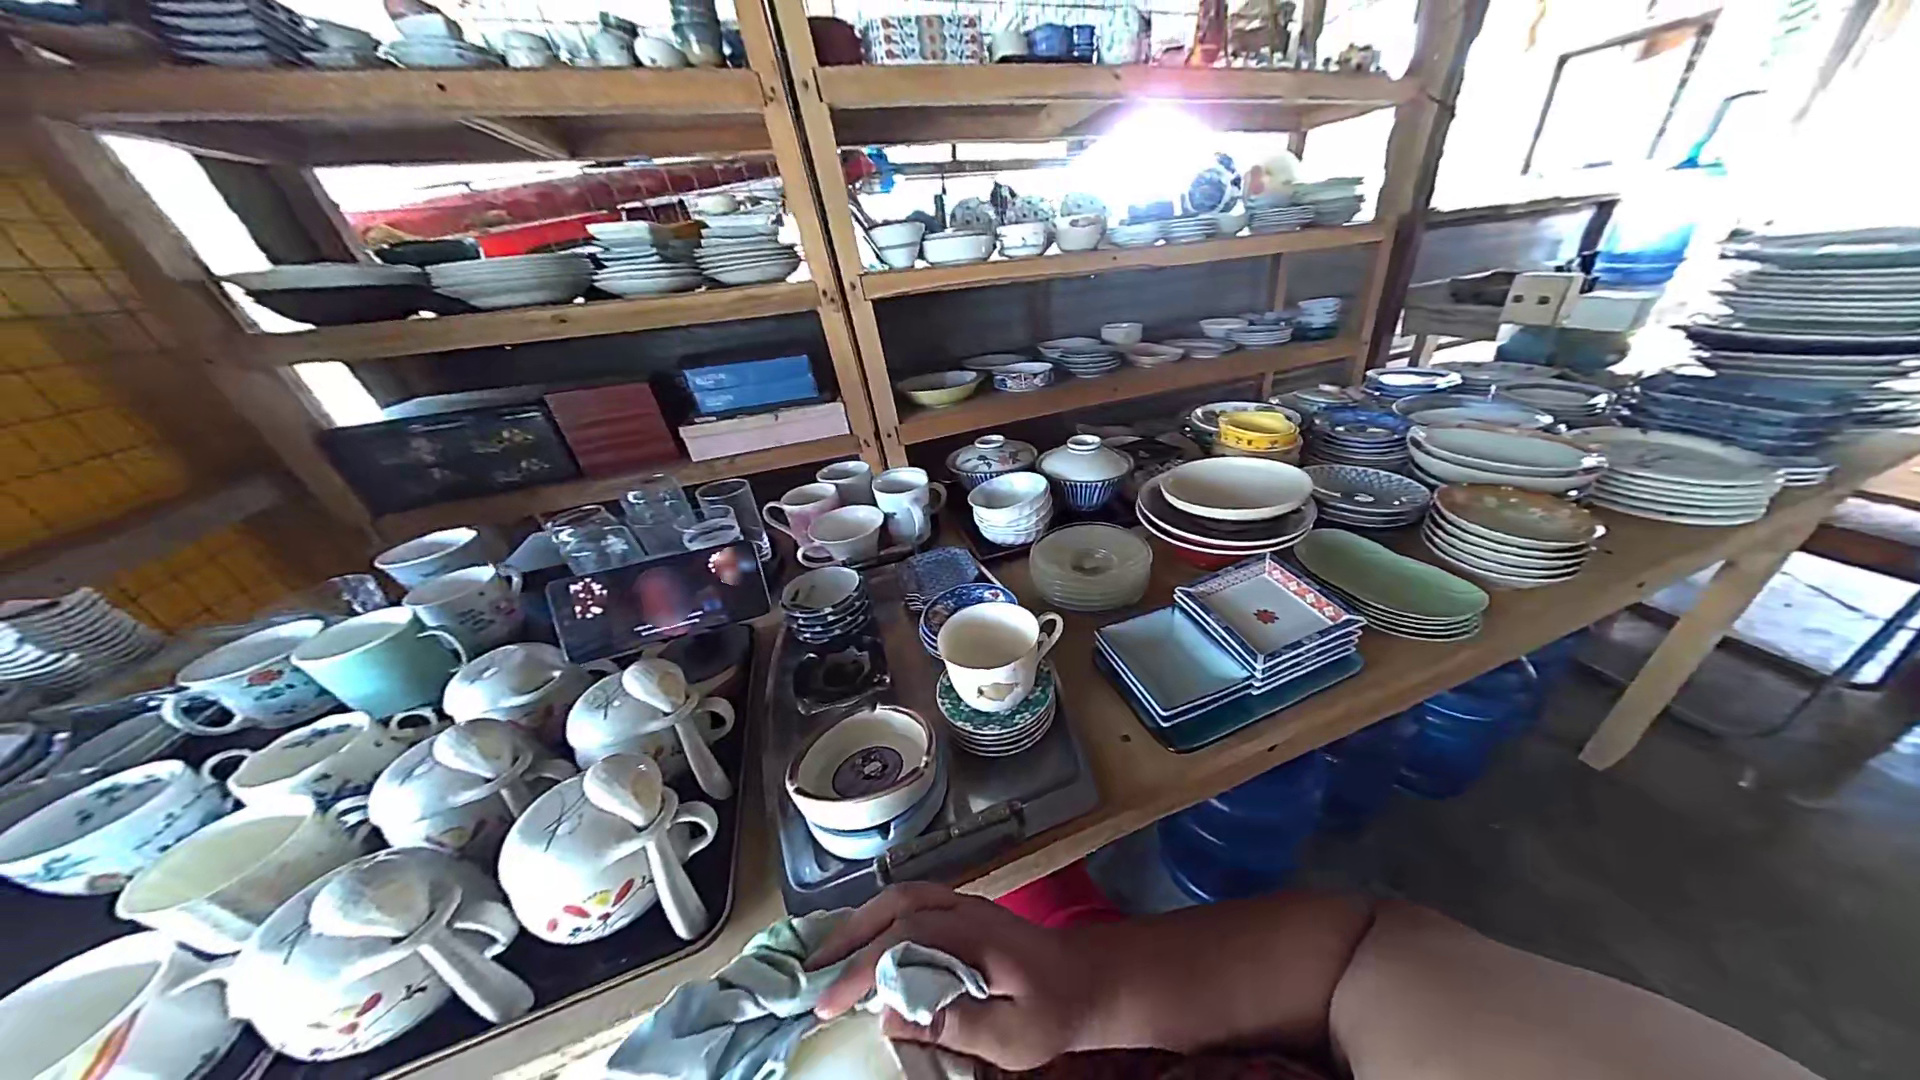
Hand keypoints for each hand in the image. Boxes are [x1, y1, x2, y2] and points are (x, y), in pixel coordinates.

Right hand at [807, 883, 1100, 1070]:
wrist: (1087, 978)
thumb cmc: (1053, 1009)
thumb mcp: (1010, 1035)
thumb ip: (953, 1022)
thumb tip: (889, 1016)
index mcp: (977, 933)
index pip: (907, 935)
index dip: (864, 964)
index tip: (827, 999)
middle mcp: (965, 907)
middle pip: (898, 902)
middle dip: (851, 932)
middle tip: (812, 970)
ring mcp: (963, 904)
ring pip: (902, 896)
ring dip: (862, 922)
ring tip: (829, 958)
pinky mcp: (962, 911)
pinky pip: (912, 904)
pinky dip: (880, 920)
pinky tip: (865, 947)